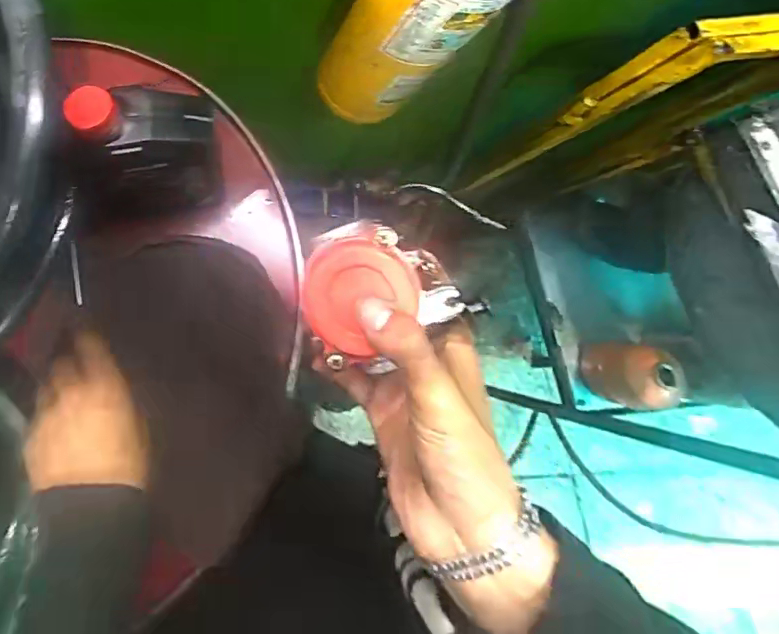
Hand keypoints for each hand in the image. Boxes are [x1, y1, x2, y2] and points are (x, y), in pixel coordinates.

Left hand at [24, 327, 150, 491]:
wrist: (89, 511)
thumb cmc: (127, 469)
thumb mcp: (138, 427)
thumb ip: (122, 401)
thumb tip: (115, 388)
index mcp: (103, 385)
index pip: (90, 346)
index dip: (85, 335)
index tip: (84, 328)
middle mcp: (71, 391)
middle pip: (61, 363)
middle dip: (66, 364)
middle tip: (73, 372)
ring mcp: (46, 413)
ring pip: (45, 388)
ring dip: (52, 390)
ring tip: (59, 399)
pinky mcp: (29, 438)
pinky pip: (36, 418)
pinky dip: (43, 419)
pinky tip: (50, 431)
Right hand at [332, 299, 557, 633]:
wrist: (461, 531)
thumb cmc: (465, 456)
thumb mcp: (439, 396)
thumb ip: (406, 349)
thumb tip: (368, 305)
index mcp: (448, 346)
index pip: (427, 294)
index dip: (403, 269)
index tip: (370, 248)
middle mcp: (422, 357)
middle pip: (390, 314)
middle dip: (363, 295)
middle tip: (328, 275)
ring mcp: (399, 382)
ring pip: (367, 341)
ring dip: (343, 327)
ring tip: (313, 309)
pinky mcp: (379, 407)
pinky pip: (351, 375)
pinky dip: (332, 362)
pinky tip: (314, 352)